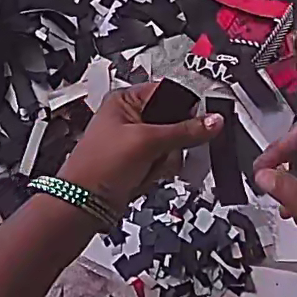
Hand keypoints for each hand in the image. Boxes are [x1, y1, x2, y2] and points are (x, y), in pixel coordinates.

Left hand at [57, 80, 222, 212]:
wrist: (84, 204)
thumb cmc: (98, 166)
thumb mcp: (147, 142)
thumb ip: (184, 131)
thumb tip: (213, 121)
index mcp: (126, 100)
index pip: (168, 92)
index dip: (186, 106)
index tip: (204, 119)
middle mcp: (131, 118)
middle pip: (175, 121)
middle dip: (172, 141)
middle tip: (161, 150)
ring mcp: (136, 142)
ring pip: (173, 145)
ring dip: (165, 160)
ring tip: (147, 166)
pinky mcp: (140, 163)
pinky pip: (165, 162)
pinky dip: (159, 171)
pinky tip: (145, 176)